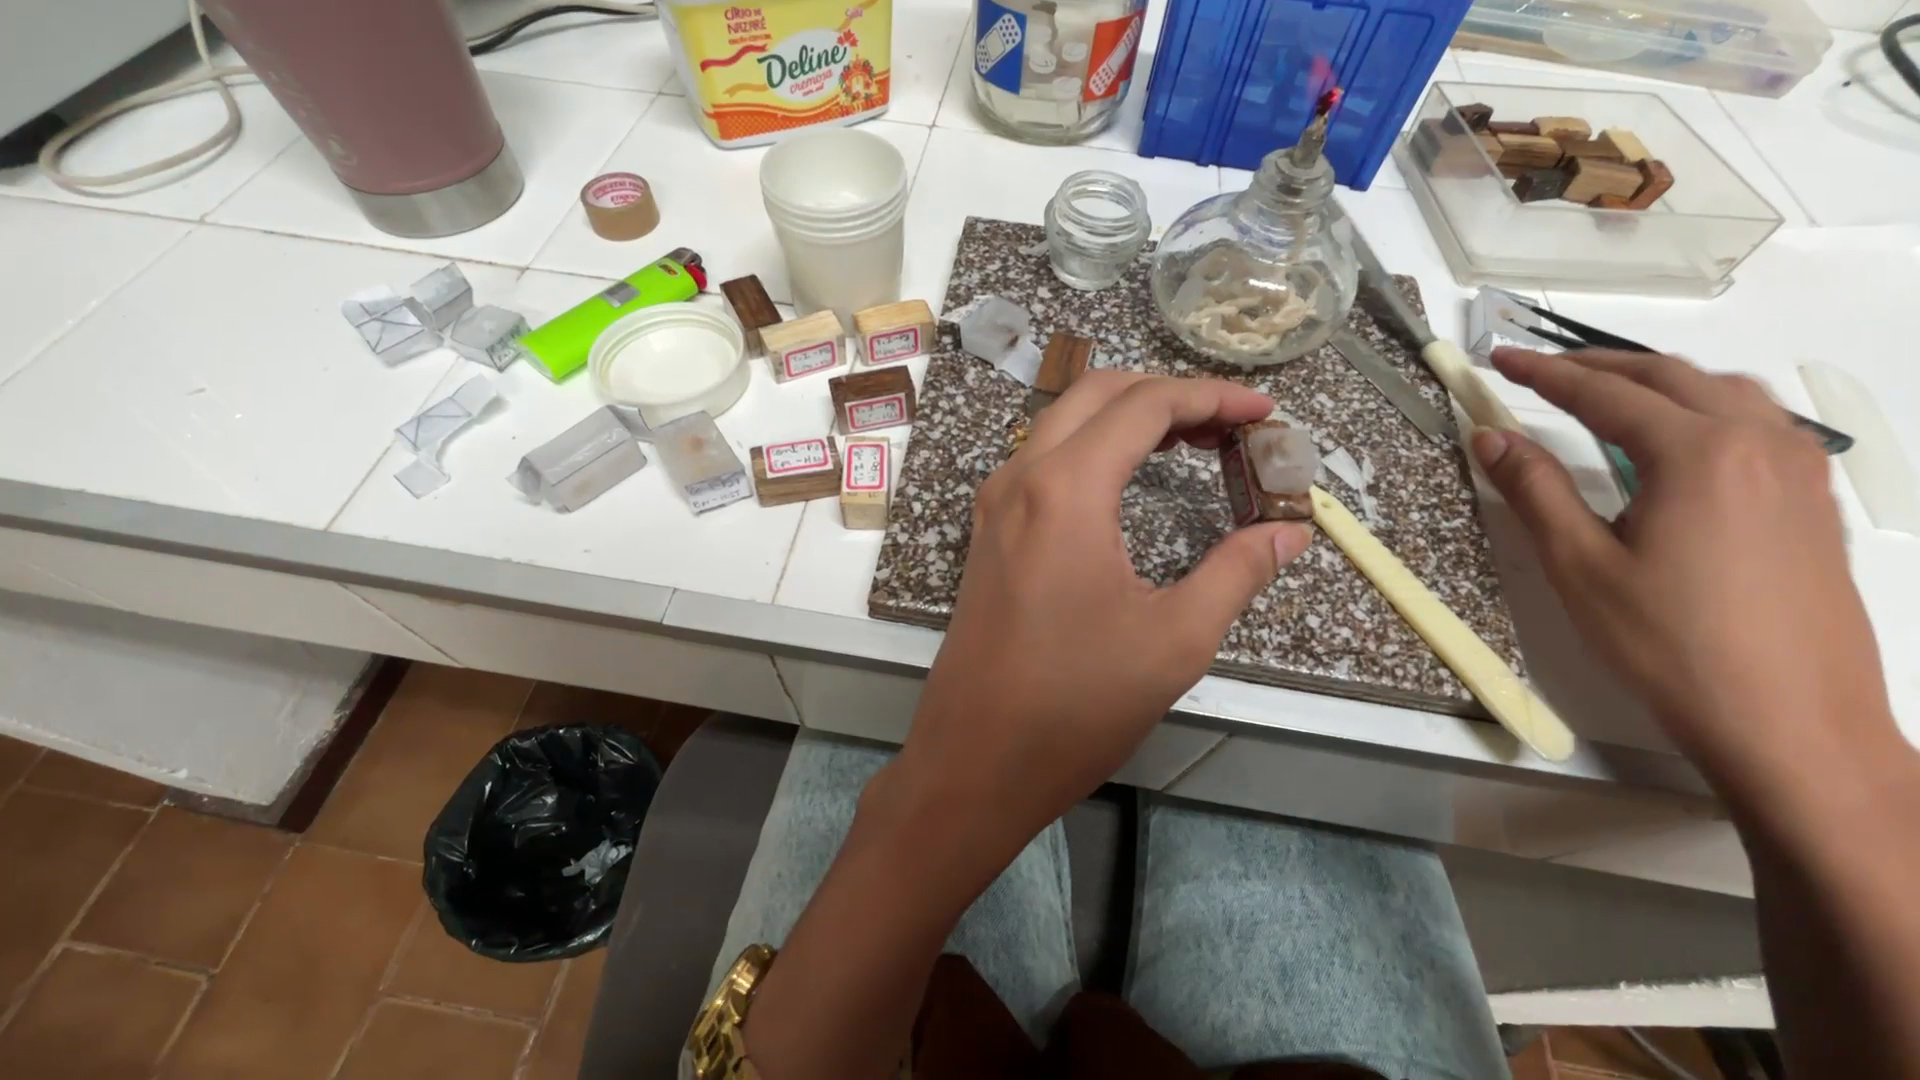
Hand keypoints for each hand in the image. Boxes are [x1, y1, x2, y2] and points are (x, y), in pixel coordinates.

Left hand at [887, 372, 1312, 849]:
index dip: (1211, 397)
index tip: (1263, 411)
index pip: (1144, 405)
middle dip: (1167, 394)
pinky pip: (1040, 463)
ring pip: (1062, 424)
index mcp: (1066, 489)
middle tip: (1228, 425)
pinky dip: (1091, 450)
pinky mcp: (987, 535)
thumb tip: (1289, 532)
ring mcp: (994, 506)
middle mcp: (1020, 478)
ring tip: (1191, 443)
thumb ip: (1237, 572)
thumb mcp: (1176, 640)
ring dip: (1125, 418)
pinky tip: (1126, 482)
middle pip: (1097, 395)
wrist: (975, 760)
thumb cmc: (1077, 705)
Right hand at [1474, 348, 1896, 793]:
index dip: (1545, 373)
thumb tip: (1491, 436)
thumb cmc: (1670, 644)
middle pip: (1670, 377)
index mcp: (1696, 452)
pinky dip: (1705, 408)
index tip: (1499, 359)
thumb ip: (1536, 490)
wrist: (1793, 722)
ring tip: (1608, 396)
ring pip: (1724, 392)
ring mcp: (1798, 470)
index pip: (1606, 393)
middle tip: (1540, 370)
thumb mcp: (1581, 567)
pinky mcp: (1815, 501)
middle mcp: (1757, 442)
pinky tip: (1681, 442)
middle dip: (1599, 366)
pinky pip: (1759, 424)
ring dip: (1658, 382)